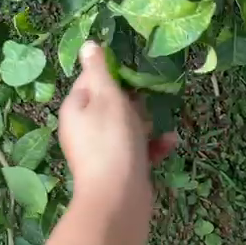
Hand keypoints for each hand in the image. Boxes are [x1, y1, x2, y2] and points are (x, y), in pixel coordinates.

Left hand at [58, 42, 176, 208]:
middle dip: (133, 102)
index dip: (112, 75)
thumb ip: (100, 70)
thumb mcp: (107, 97)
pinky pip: (136, 150)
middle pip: (110, 104)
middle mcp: (83, 130)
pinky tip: (170, 143)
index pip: (90, 80)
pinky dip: (152, 146)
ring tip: (160, 123)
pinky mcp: (118, 169)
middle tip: (146, 102)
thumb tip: (89, 45)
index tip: (133, 74)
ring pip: (126, 127)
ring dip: (147, 124)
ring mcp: (100, 151)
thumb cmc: (112, 142)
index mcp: (75, 109)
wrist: (118, 199)